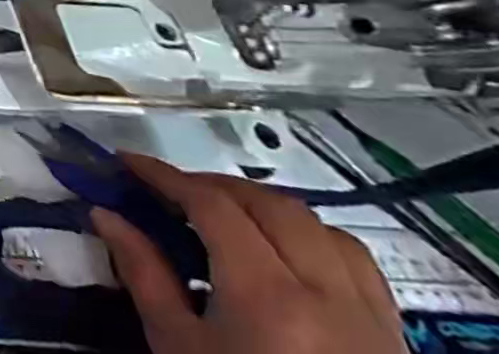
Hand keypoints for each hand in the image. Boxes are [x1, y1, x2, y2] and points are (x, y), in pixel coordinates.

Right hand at [91, 154, 406, 353]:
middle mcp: (327, 293)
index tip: (126, 163)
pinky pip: (355, 261)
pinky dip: (310, 236)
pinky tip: (280, 248)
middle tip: (169, 188)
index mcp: (267, 295)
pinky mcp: (393, 334)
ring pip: (319, 226)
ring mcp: (370, 314)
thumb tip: (105, 214)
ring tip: (224, 213)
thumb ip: (143, 272)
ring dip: (264, 206)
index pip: (212, 205)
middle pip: (270, 205)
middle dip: (212, 184)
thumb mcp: (176, 343)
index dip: (164, 175)